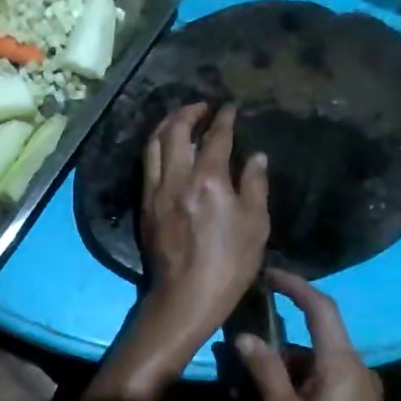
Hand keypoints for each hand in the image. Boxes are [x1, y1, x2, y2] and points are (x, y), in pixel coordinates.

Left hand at [139, 103, 270, 338]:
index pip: (215, 138)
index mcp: (208, 181)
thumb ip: (254, 185)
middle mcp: (176, 179)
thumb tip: (255, 156)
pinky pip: (147, 165)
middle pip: (174, 132)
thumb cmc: (230, 263)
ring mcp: (155, 191)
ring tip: (179, 119)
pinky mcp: (145, 205)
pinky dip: (156, 148)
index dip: (223, 119)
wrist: (186, 294)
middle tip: (201, 106)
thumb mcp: (256, 225)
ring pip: (153, 146)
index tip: (228, 107)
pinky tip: (165, 148)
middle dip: (187, 112)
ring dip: (166, 126)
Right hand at [234, 270, 400, 400]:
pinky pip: (322, 379)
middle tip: (239, 359)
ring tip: (250, 394)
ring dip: (282, 369)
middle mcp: (356, 368)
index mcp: (342, 364)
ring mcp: (360, 388)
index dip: (295, 285)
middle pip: (311, 338)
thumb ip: (265, 371)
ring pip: (313, 362)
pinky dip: (296, 384)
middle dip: (275, 344)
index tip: (267, 274)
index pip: (321, 308)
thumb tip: (245, 335)